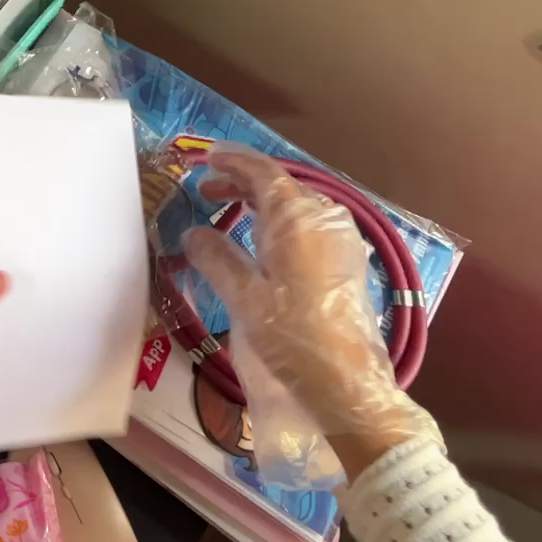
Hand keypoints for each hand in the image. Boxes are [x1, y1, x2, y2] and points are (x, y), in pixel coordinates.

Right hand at [184, 145, 436, 479]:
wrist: (347, 384)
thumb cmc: (292, 335)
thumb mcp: (243, 297)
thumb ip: (216, 257)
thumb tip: (193, 232)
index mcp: (297, 219)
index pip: (263, 173)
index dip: (233, 160)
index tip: (205, 157)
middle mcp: (324, 218)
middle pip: (280, 185)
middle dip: (241, 181)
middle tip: (206, 188)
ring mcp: (340, 238)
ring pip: (295, 205)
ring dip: (260, 201)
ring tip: (228, 209)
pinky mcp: (346, 260)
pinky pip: (308, 223)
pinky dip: (279, 220)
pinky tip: (260, 239)